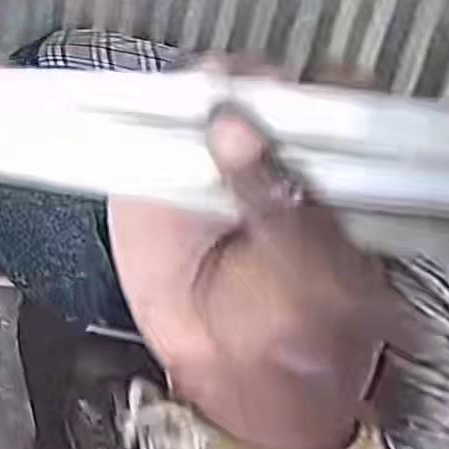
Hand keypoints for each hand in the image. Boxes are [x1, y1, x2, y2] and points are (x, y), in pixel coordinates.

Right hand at [108, 108, 391, 448]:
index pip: (329, 104)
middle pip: (247, 90)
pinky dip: (116, 115)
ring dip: (167, 94)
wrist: (219, 368)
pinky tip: (121, 114)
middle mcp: (265, 157)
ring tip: (168, 105)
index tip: (281, 85)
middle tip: (215, 90)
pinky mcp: (142, 168)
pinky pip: (128, 130)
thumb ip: (285, 209)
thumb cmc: (293, 335)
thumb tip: (235, 128)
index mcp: (332, 177)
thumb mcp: (313, 280)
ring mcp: (198, 158)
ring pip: (182, 101)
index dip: (305, 83)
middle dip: (228, 80)